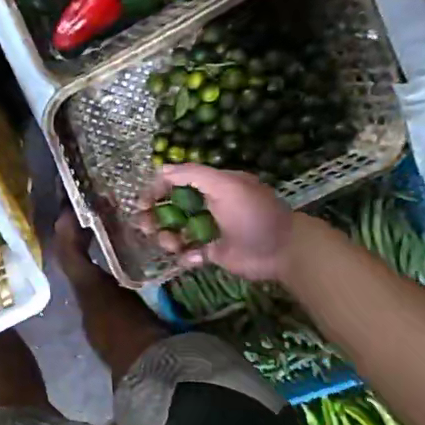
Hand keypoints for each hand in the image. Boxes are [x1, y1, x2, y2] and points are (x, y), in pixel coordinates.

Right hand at [144, 164, 301, 280]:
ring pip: (174, 232)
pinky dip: (184, 255)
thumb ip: (193, 174)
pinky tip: (192, 256)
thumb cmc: (254, 213)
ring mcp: (208, 230)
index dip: (156, 191)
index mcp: (210, 186)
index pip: (175, 183)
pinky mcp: (211, 253)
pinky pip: (187, 253)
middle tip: (146, 226)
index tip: (143, 203)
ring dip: (166, 237)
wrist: (281, 250)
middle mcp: (206, 206)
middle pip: (170, 209)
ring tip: (172, 244)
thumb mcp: (226, 185)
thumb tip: (161, 169)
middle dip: (155, 216)